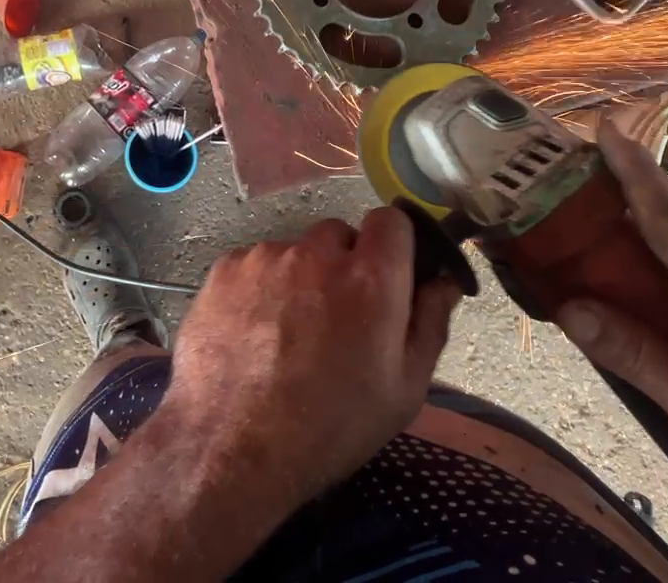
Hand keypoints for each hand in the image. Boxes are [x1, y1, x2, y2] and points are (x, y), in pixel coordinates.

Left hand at [161, 208, 461, 515]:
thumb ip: (430, 322)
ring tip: (286, 334)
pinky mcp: (225, 268)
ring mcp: (265, 257)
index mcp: (370, 279)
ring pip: (293, 252)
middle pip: (339, 236)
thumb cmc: (331, 426)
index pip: (391, 220)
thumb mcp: (403, 389)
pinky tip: (252, 333)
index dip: (391, 244)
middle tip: (334, 317)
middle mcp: (317, 253)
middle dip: (342, 265)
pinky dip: (258, 288)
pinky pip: (253, 265)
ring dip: (298, 278)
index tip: (386, 274)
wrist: (232, 446)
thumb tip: (443, 279)